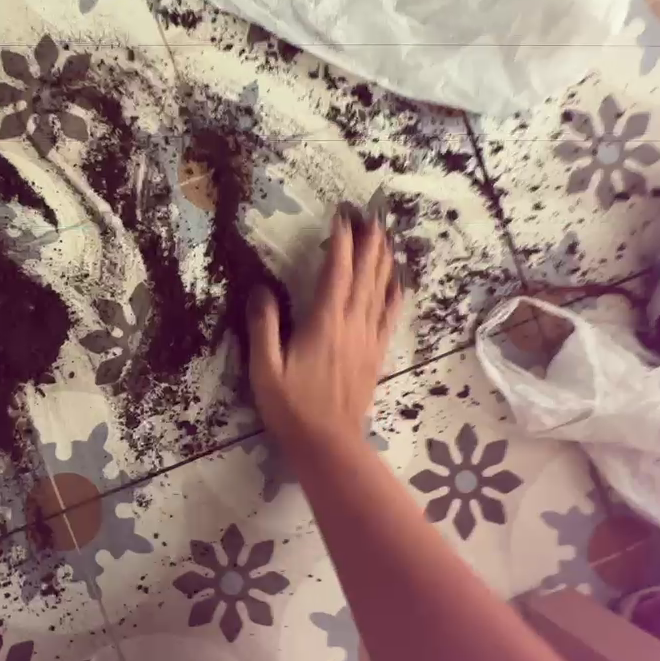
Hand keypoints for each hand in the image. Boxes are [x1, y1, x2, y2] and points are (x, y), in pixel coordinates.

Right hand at [248, 207, 402, 452]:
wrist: (328, 444)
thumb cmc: (290, 406)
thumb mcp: (264, 367)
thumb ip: (263, 326)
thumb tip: (261, 289)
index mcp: (323, 324)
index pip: (335, 275)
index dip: (340, 245)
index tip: (342, 219)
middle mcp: (351, 325)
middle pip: (365, 277)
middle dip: (368, 245)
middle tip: (372, 217)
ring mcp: (367, 339)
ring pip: (380, 291)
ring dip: (383, 262)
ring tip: (385, 237)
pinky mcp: (375, 354)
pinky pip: (388, 316)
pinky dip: (394, 295)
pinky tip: (398, 282)